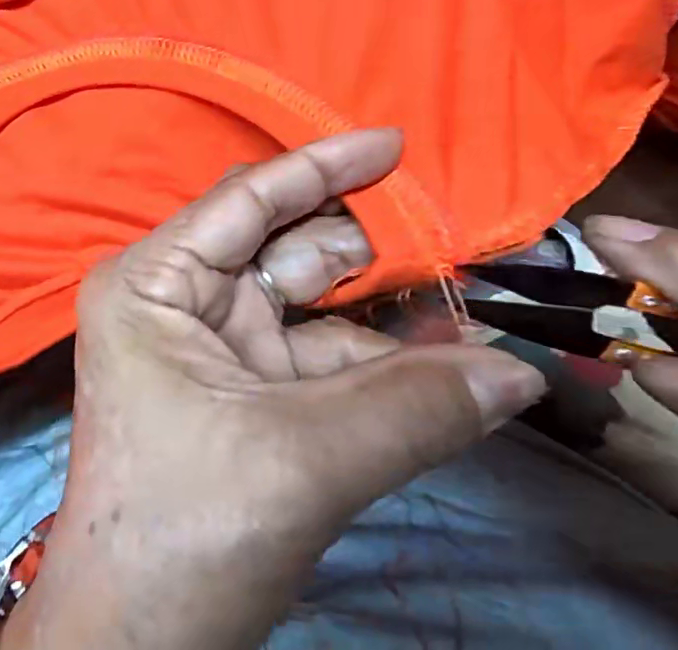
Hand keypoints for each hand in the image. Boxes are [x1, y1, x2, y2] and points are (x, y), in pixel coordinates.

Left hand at [0, 129, 545, 649]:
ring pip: (318, 308)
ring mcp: (218, 348)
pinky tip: (449, 370)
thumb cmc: (184, 534)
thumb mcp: (301, 460)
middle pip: (290, 247)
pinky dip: (384, 366)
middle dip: (371, 245)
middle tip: (452, 234)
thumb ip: (415, 410)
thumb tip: (520, 371)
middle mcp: (183, 300)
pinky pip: (327, 361)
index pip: (250, 198)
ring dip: (391, 314)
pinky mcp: (250, 395)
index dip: (324, 166)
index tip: (394, 143)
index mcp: (157, 282)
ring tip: (471, 308)